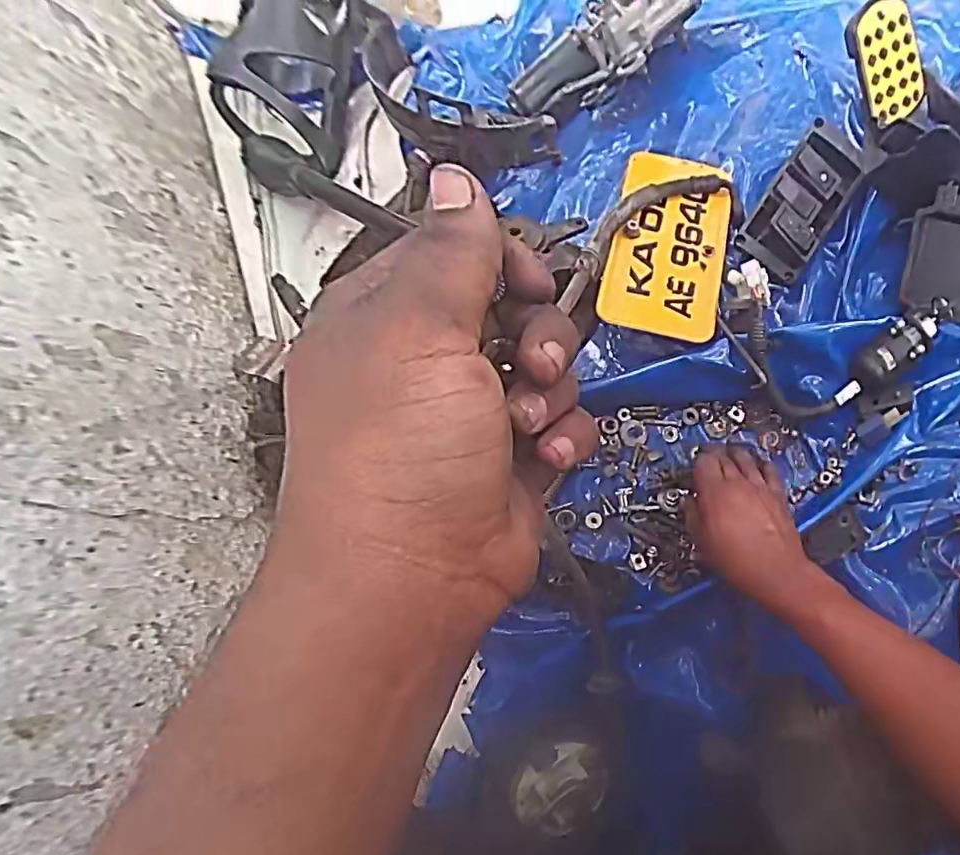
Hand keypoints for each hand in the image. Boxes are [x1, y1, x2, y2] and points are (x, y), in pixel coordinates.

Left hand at [272, 164, 597, 625]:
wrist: (421, 569)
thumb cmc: (399, 450)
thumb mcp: (418, 332)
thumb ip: (451, 253)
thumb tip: (456, 179)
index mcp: (392, 315)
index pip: (461, 254)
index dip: (504, 262)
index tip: (526, 285)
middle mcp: (437, 359)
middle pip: (520, 312)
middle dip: (539, 336)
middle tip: (528, 366)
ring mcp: (482, 411)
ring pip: (553, 370)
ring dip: (553, 394)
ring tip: (526, 427)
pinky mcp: (523, 455)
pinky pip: (567, 422)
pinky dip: (565, 437)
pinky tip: (545, 458)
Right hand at [687, 446, 822, 610]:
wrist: (775, 570)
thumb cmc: (738, 562)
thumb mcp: (704, 542)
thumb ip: (694, 517)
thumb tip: (690, 504)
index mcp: (715, 493)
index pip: (704, 462)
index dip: (698, 462)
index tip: (696, 467)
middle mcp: (738, 484)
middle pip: (725, 456)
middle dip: (715, 455)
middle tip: (711, 458)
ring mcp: (760, 487)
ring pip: (747, 458)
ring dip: (737, 454)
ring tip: (732, 453)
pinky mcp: (778, 494)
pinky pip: (769, 470)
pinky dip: (762, 464)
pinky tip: (760, 464)